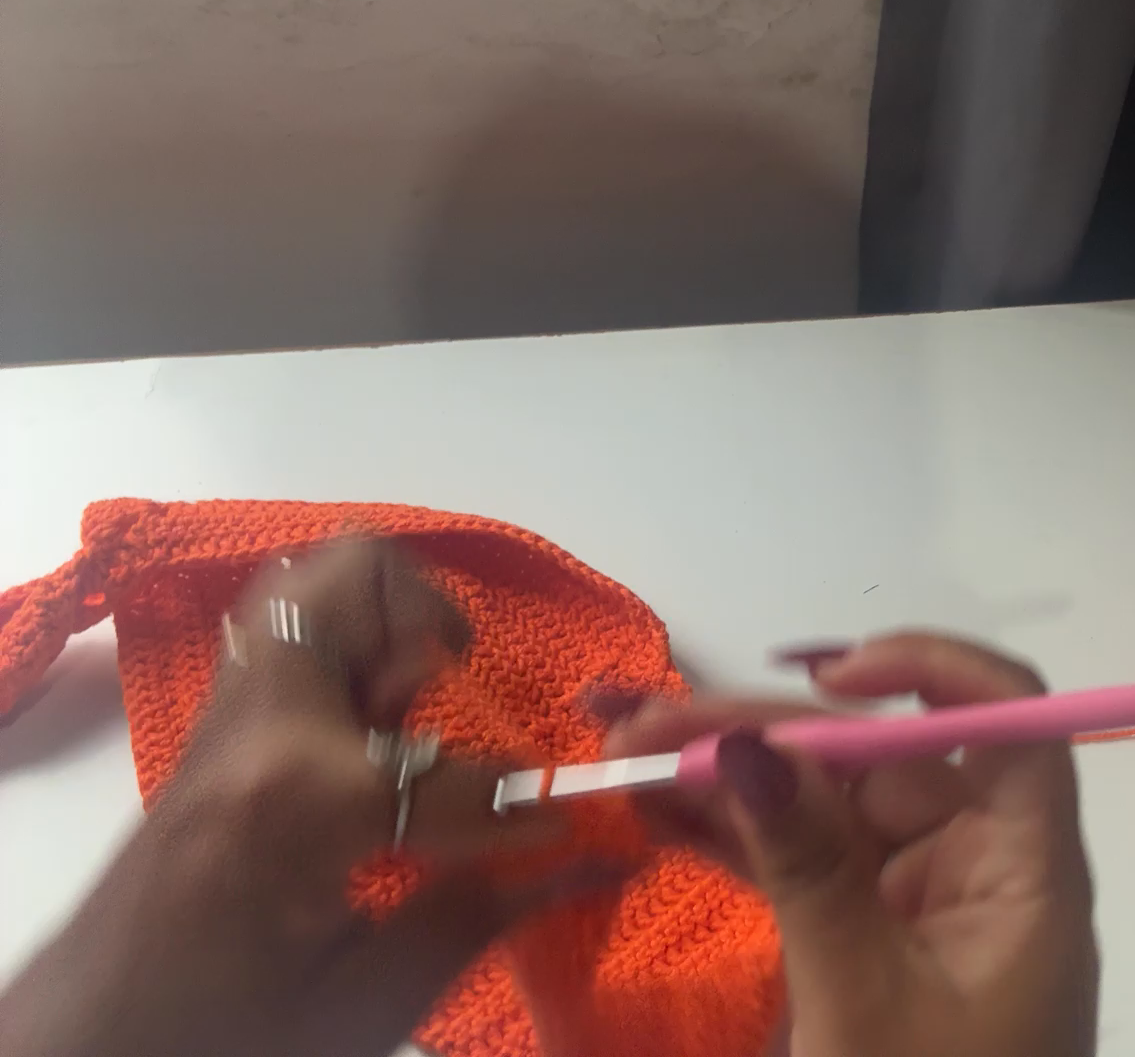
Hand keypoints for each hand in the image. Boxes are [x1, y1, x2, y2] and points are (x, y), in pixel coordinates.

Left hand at [0, 539, 587, 1056]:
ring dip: (386, 623)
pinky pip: (294, 624)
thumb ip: (495, 911)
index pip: (463, 767)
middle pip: (350, 580)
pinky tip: (374, 717)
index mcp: (300, 803)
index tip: (557, 829)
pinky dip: (354, 637)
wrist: (67, 1052)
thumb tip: (612, 863)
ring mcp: (225, 719)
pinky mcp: (218, 725)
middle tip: (440, 693)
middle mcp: (256, 733)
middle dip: (427, 619)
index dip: (527, 809)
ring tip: (405, 703)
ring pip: (312, 582)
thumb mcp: (369, 1000)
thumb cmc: (222, 1038)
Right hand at [599, 632, 1099, 1056]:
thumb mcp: (862, 1012)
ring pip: (828, 800)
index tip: (834, 673)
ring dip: (732, 776)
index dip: (936, 669)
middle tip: (651, 720)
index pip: (1011, 719)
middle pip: (886, 755)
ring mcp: (917, 889)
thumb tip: (745, 746)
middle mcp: (978, 856)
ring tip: (626, 747)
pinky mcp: (867, 922)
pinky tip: (659, 809)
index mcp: (1024, 864)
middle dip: (771, 731)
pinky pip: (802, 855)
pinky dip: (735, 834)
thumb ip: (808, 870)